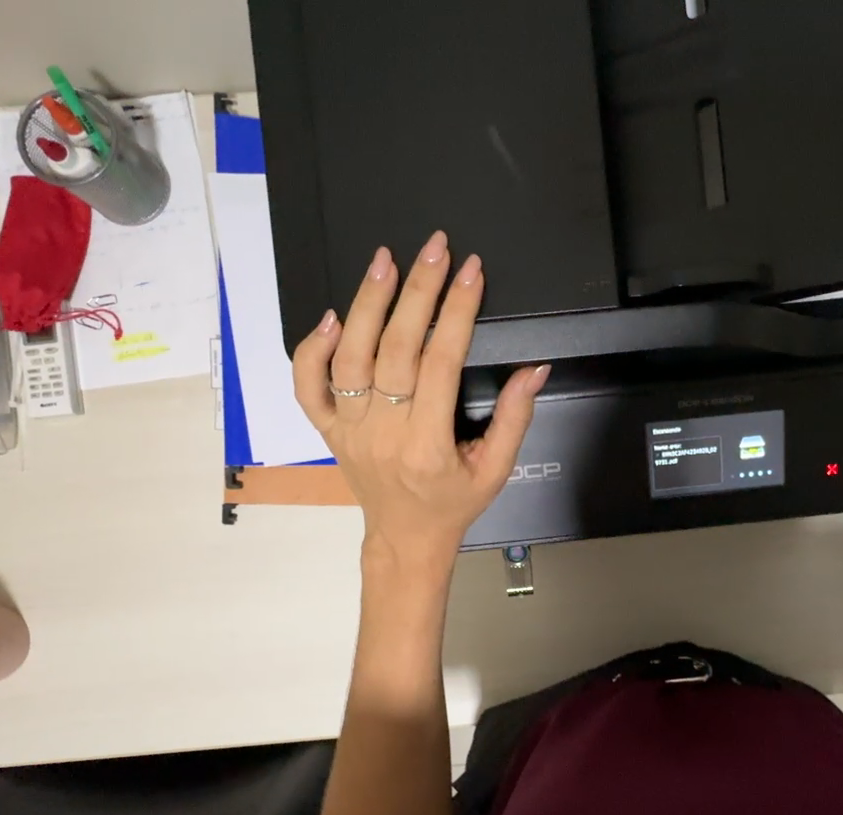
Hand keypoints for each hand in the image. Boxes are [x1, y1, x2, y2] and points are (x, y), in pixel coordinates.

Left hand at [292, 232, 549, 574]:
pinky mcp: (328, 430)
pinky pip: (308, 386)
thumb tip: (534, 368)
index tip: (471, 272)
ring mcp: (349, 430)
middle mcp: (382, 433)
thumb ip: (515, 418)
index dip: (457, 312)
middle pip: (395, 349)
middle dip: (417, 292)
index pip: (440, 363)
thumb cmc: (453, 504)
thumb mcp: (496, 470)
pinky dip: (311, 349)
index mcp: (427, 445)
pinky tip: (331, 315)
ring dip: (366, 304)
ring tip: (385, 261)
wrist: (406, 538)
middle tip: (433, 249)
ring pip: (348, 358)